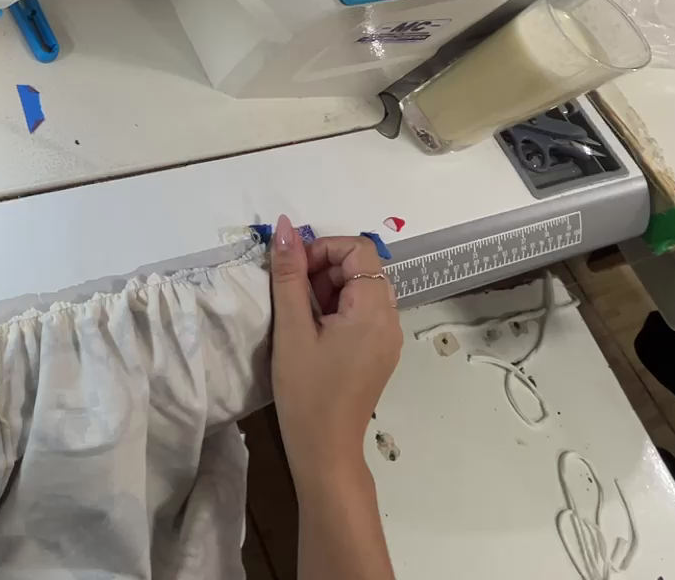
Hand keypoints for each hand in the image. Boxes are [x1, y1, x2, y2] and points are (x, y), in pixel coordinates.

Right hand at [268, 216, 401, 476]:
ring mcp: (386, 337)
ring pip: (359, 287)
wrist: (324, 447)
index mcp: (373, 312)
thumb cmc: (305, 388)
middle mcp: (389, 320)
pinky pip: (360, 310)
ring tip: (301, 316)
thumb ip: (288, 273)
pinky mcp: (377, 350)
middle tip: (293, 296)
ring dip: (326, 287)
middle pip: (361, 267)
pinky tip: (312, 330)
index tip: (293, 272)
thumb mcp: (291, 326)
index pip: (358, 250)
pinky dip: (334, 307)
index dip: (322, 249)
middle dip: (322, 268)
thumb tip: (285, 227)